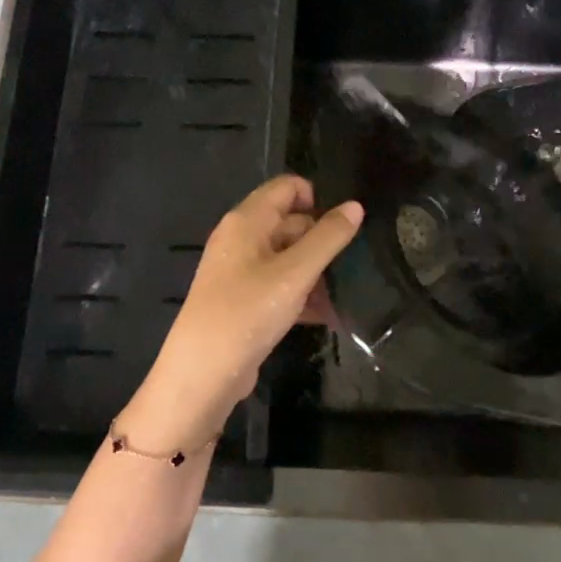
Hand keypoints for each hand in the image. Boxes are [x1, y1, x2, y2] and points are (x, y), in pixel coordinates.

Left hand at [127, 176, 361, 446]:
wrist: (203, 374)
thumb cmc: (247, 312)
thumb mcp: (295, 273)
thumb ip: (327, 238)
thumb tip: (355, 206)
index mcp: (247, 221)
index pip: (286, 187)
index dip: (318, 198)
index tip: (345, 224)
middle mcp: (241, 239)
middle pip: (291, 223)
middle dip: (323, 240)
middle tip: (357, 261)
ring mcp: (241, 272)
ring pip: (289, 258)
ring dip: (318, 272)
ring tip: (350, 291)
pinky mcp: (245, 302)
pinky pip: (281, 287)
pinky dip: (304, 296)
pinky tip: (330, 315)